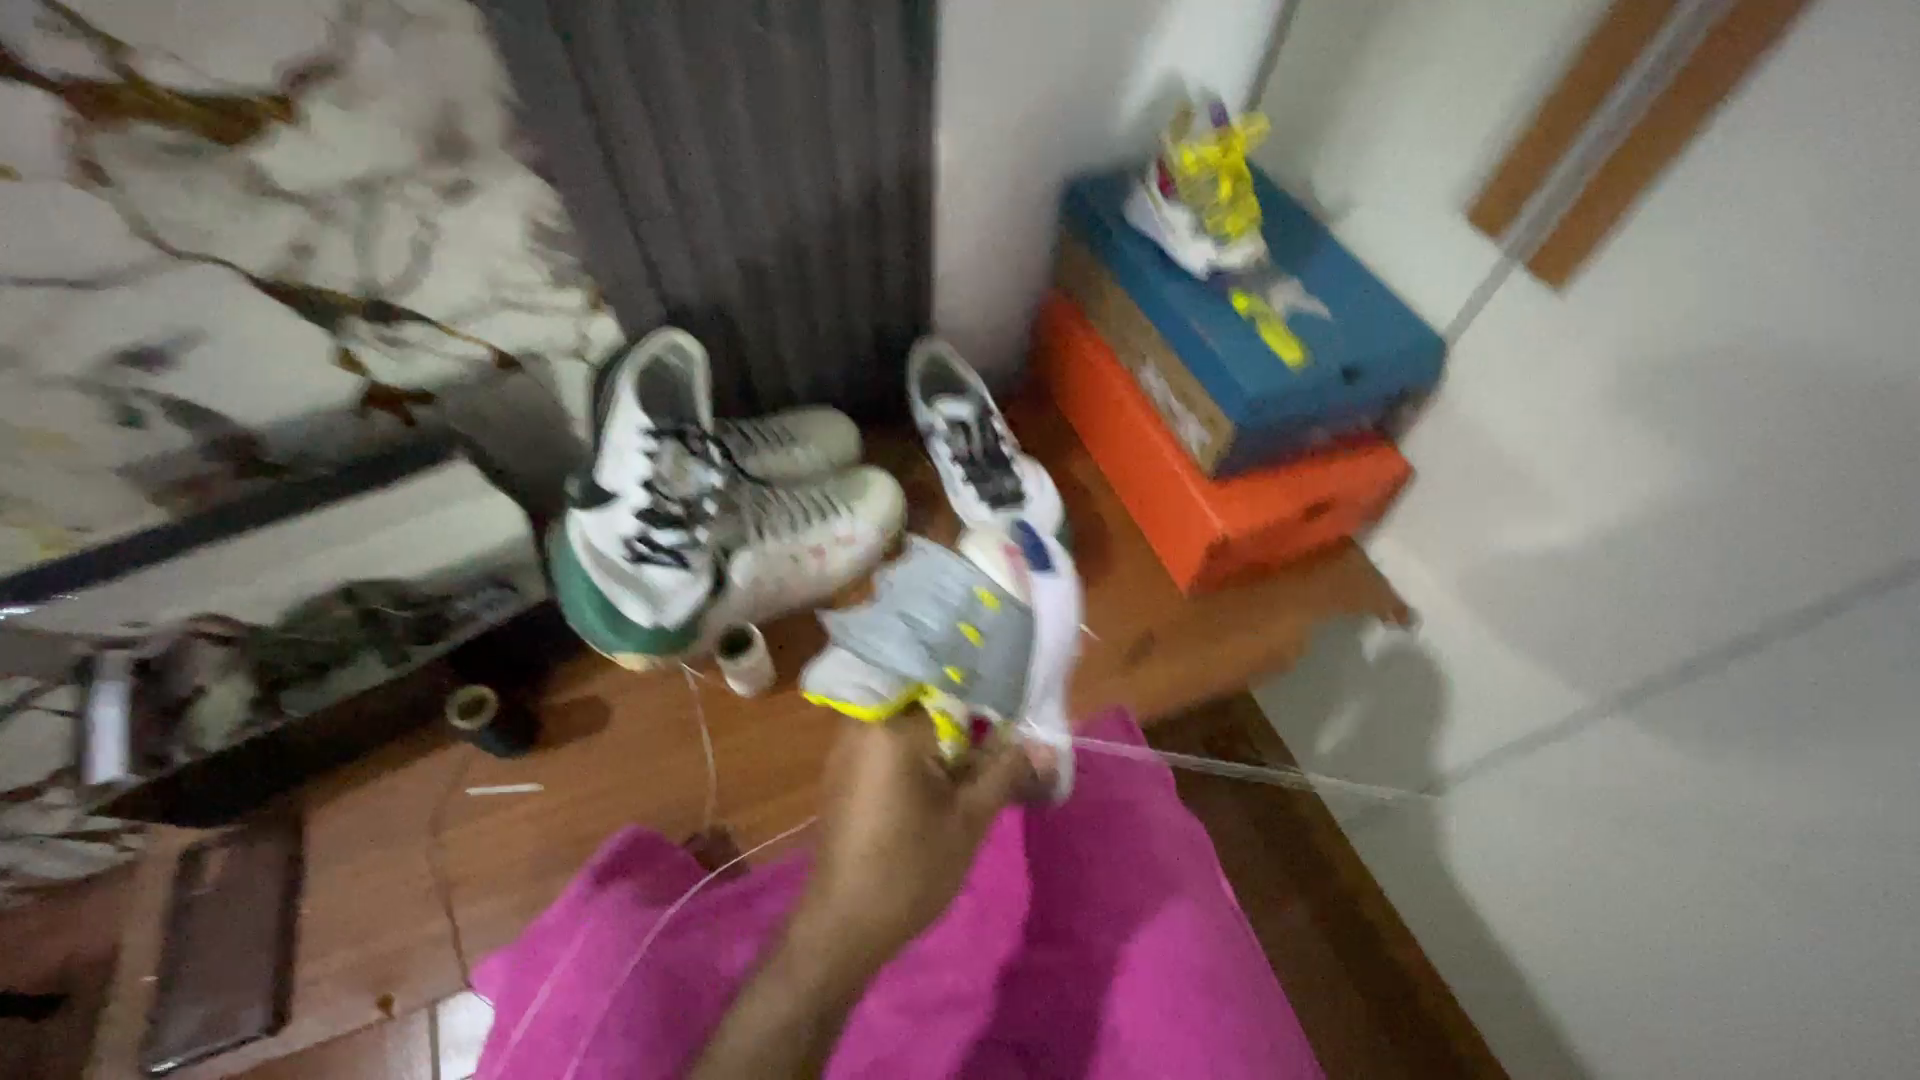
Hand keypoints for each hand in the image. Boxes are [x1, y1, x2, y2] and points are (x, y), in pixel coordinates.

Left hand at [793, 714, 1037, 974]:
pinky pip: (891, 740)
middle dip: (969, 718)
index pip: (954, 691)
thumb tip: (1045, 745)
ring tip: (980, 759)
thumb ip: (1006, 771)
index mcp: (893, 725)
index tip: (1019, 720)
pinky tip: (944, 775)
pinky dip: (920, 749)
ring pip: (911, 720)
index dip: (992, 703)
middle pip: (930, 701)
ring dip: (945, 735)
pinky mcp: (845, 767)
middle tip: (1004, 741)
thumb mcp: (970, 819)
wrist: (844, 925)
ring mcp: (848, 744)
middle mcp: (865, 721)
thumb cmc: (911, 871)